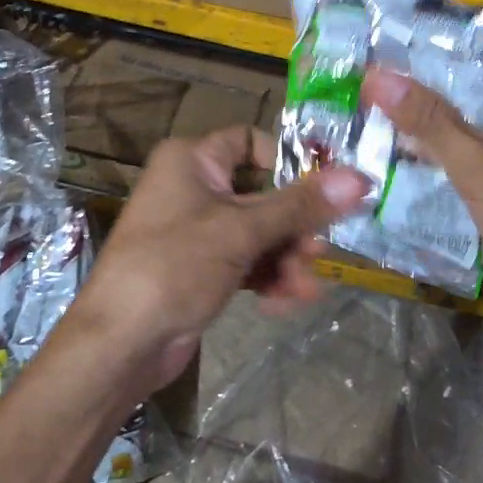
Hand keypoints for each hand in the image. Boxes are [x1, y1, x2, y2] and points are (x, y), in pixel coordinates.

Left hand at [71, 127, 367, 390]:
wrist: (122, 341)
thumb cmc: (175, 266)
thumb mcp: (241, 231)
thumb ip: (300, 206)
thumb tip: (360, 177)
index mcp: (191, 160)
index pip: (248, 141)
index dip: (287, 162)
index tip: (325, 190)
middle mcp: (192, 187)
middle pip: (261, 194)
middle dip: (294, 227)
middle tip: (320, 252)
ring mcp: (194, 231)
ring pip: (257, 233)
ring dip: (285, 259)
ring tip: (304, 289)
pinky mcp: (199, 269)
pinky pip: (244, 262)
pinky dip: (266, 278)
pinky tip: (284, 304)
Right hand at [360, 22, 482, 338]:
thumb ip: (431, 120)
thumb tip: (375, 73)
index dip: (456, 13)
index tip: (401, 3)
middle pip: (475, 71)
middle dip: (424, 61)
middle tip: (365, 46)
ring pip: (464, 114)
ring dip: (422, 106)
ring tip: (362, 87)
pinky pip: (463, 152)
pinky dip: (429, 145)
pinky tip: (383, 143)